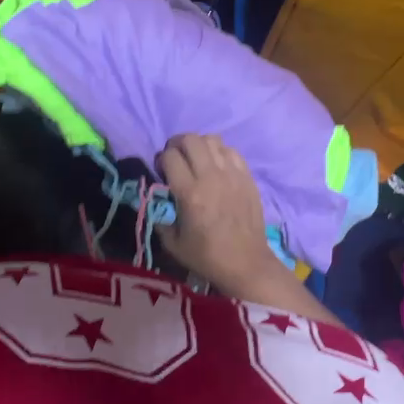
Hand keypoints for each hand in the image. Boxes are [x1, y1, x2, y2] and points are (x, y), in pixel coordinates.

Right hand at [156, 134, 287, 292]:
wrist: (247, 264)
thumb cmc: (207, 256)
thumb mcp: (173, 244)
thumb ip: (160, 216)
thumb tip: (156, 198)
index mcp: (190, 193)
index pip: (170, 156)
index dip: (161, 160)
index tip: (162, 171)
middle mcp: (211, 177)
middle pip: (190, 139)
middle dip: (177, 144)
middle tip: (176, 158)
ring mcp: (232, 174)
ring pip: (211, 139)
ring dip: (199, 145)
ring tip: (196, 159)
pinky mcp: (247, 177)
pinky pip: (231, 150)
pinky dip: (219, 152)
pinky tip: (216, 165)